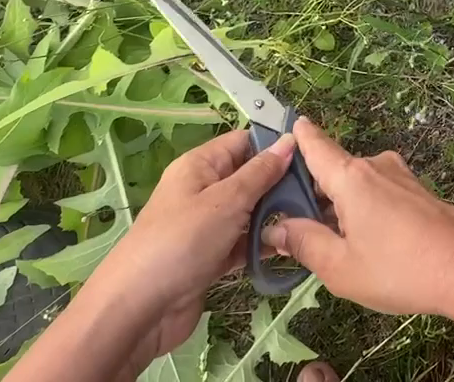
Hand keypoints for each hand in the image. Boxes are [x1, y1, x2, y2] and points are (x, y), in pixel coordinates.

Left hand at [87, 129, 294, 353]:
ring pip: (251, 210)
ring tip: (310, 218)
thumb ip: (262, 171)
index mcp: (200, 166)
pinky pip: (244, 240)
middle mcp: (203, 190)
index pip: (245, 141)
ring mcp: (207, 225)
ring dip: (276, 215)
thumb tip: (291, 138)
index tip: (312, 154)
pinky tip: (289, 245)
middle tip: (317, 190)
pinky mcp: (211, 256)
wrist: (136, 313)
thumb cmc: (181, 242)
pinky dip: (263, 242)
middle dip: (282, 183)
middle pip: (252, 176)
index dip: (276, 144)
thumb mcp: (227, 200)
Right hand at [261, 118, 453, 319]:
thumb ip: (305, 243)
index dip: (302, 136)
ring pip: (354, 186)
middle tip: (282, 228)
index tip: (288, 121)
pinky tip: (355, 242)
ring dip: (335, 206)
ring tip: (318, 243)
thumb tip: (276, 228)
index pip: (318, 147)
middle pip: (333, 171)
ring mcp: (398, 176)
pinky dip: (358, 210)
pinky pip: (375, 193)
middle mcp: (375, 166)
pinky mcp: (414, 190)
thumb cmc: (398, 266)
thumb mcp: (339, 265)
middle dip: (309, 194)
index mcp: (352, 177)